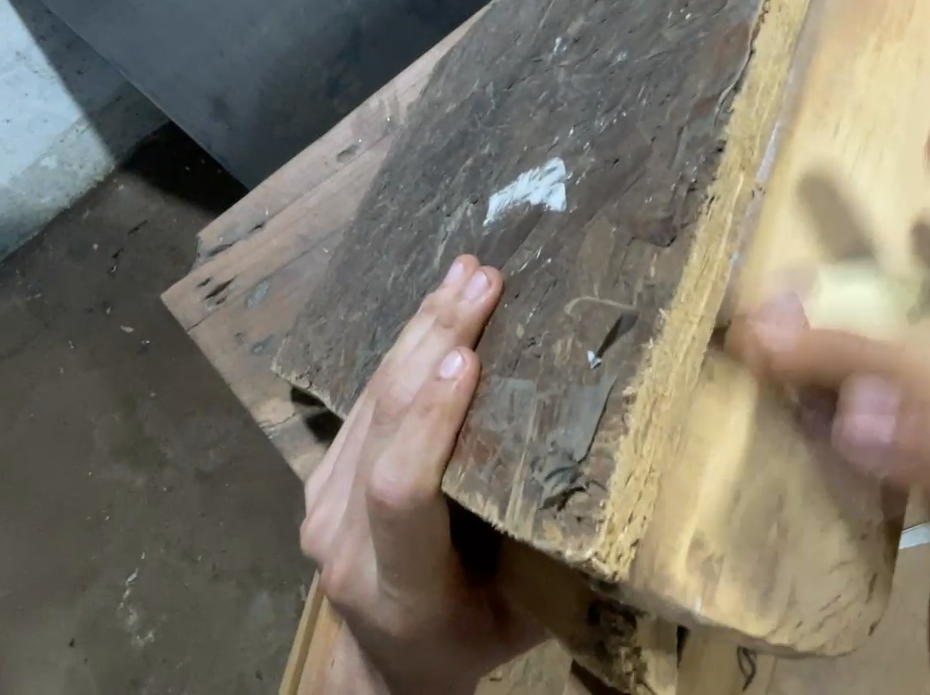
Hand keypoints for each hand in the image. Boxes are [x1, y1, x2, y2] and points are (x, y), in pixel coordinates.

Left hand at [299, 255, 542, 693]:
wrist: (381, 662)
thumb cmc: (468, 638)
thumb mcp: (519, 615)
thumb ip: (547, 547)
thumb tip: (606, 462)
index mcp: (398, 583)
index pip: (401, 488)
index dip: (431, 417)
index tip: (471, 356)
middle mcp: (345, 537)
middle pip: (383, 421)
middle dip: (435, 340)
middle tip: (482, 281)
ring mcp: (323, 500)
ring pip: (371, 396)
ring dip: (422, 328)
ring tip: (464, 274)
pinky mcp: (323, 472)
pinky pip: (365, 397)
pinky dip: (405, 346)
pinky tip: (435, 307)